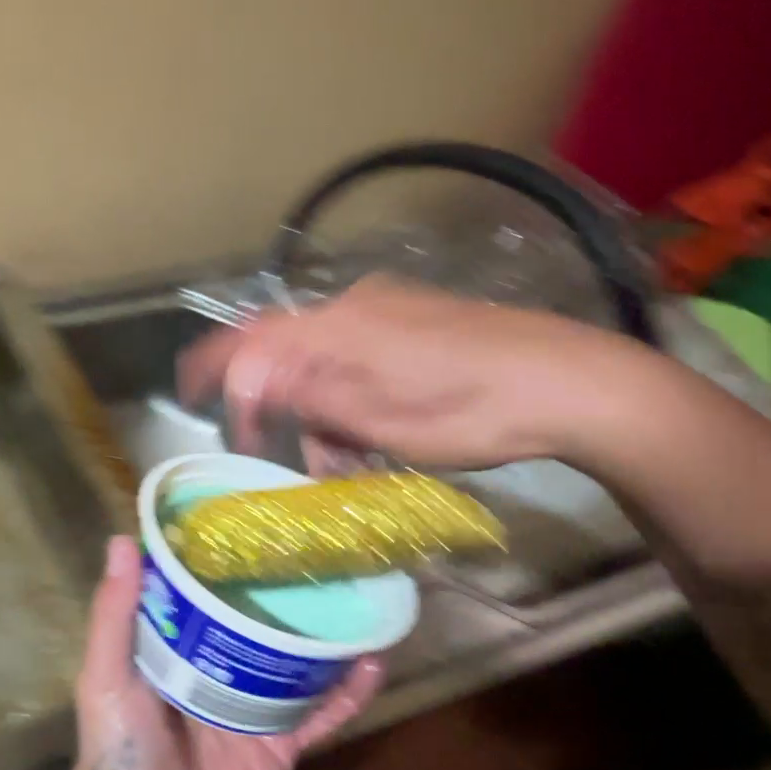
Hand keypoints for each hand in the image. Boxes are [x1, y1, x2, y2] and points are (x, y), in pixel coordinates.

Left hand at [69, 535, 383, 769]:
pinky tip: (374, 662)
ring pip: (294, 662)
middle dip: (282, 592)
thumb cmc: (118, 753)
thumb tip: (121, 540)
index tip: (251, 519)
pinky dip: (347, 692)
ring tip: (357, 594)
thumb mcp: (106, 677)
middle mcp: (213, 671)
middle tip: (320, 551)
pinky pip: (320, 714)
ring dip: (323, 635)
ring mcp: (250, 708)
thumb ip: (114, 615)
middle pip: (254, 623)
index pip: (200, 594)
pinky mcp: (279, 746)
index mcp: (172, 650)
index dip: (222, 561)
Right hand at [177, 276, 655, 471]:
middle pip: (288, 353)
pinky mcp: (417, 319)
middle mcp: (357, 306)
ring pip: (325, 360)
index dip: (212, 366)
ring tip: (348, 463)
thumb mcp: (385, 424)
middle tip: (299, 460)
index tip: (192, 400)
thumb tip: (253, 387)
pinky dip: (351, 396)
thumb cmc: (476, 412)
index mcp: (341, 328)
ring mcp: (390, 309)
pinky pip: (358, 355)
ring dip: (322, 410)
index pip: (253, 338)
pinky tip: (375, 434)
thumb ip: (312, 400)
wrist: (578, 382)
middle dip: (282, 408)